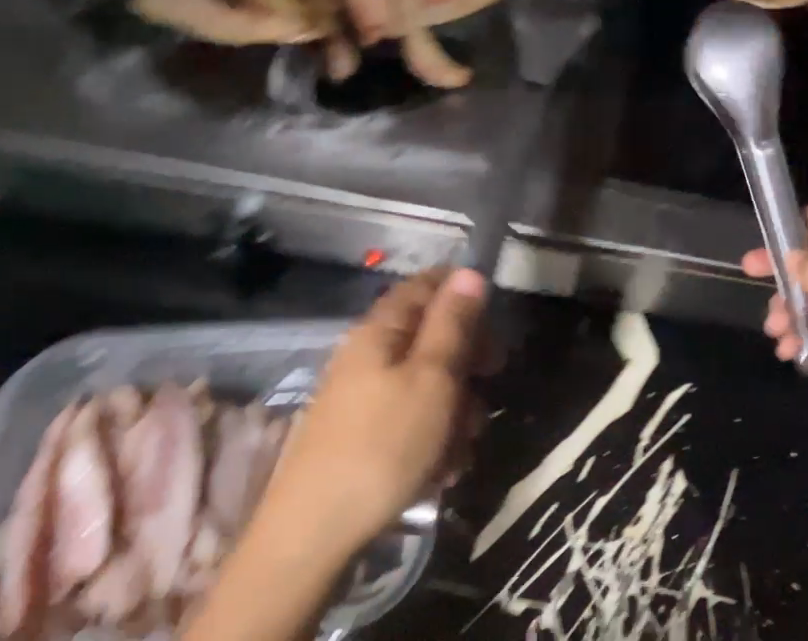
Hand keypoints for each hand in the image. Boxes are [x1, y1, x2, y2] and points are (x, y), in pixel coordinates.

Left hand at [250, 268, 491, 558]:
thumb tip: (469, 271)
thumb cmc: (383, 445)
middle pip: (432, 338)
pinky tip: (442, 469)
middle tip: (490, 384)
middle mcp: (367, 357)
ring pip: (428, 385)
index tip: (495, 321)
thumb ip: (454, 323)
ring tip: (464, 445)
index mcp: (380, 331)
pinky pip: (412, 422)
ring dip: (457, 409)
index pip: (426, 285)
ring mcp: (361, 399)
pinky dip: (434, 439)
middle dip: (468, 362)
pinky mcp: (361, 439)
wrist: (312, 536)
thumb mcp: (432, 378)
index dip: (464, 293)